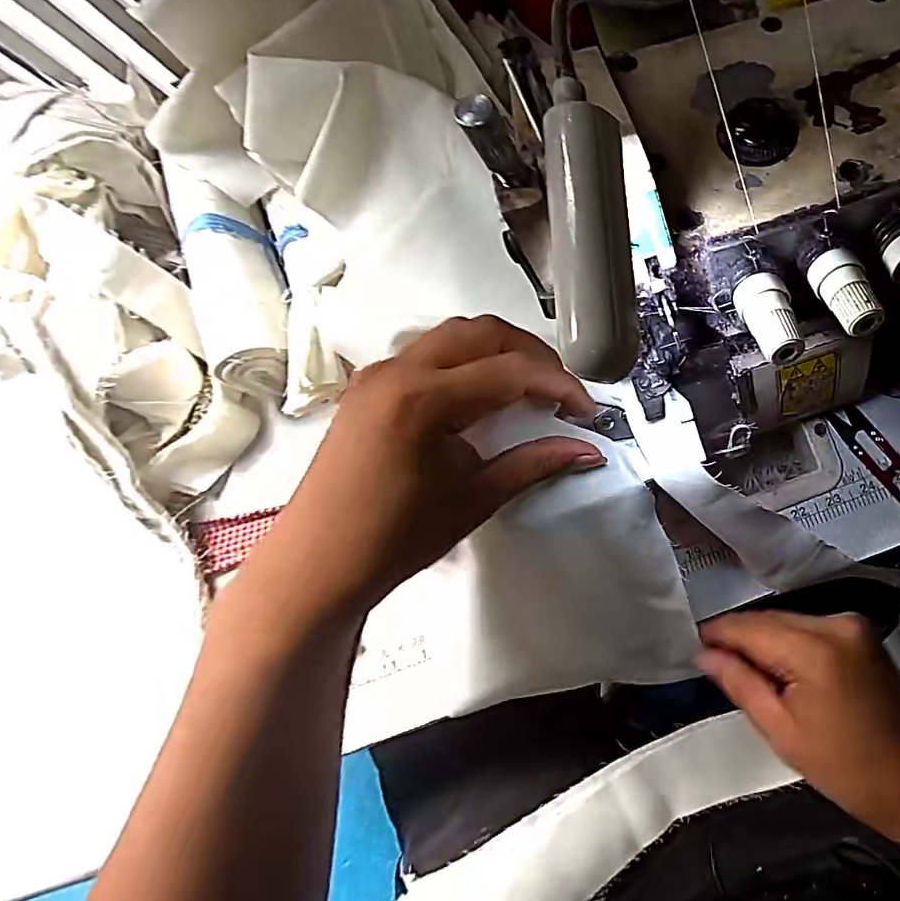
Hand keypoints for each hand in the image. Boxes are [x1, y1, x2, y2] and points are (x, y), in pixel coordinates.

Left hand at [247, 316, 600, 622]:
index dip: (560, 385)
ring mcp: (378, 377)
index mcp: (422, 400)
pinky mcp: (371, 388)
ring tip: (530, 388)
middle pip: (487, 333)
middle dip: (535, 356)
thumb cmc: (382, 540)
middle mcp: (396, 375)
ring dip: (501, 351)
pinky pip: (431, 351)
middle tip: (561, 391)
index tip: (583, 408)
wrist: (316, 567)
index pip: (513, 370)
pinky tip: (486, 394)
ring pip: (457, 333)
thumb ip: (535, 463)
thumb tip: (581, 450)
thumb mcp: (474, 499)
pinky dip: (469, 360)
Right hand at [696, 610, 899, 850]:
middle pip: (772, 618)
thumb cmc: (847, 768)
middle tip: (712, 656)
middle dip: (741, 636)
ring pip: (789, 619)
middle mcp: (837, 623)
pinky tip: (776, 662)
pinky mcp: (860, 629)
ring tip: (740, 663)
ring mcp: (852, 623)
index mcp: (817, 649)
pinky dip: (789, 639)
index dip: (720, 632)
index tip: (695, 641)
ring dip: (764, 637)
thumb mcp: (781, 731)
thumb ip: (740, 682)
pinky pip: (810, 625)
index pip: (753, 627)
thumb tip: (706, 654)